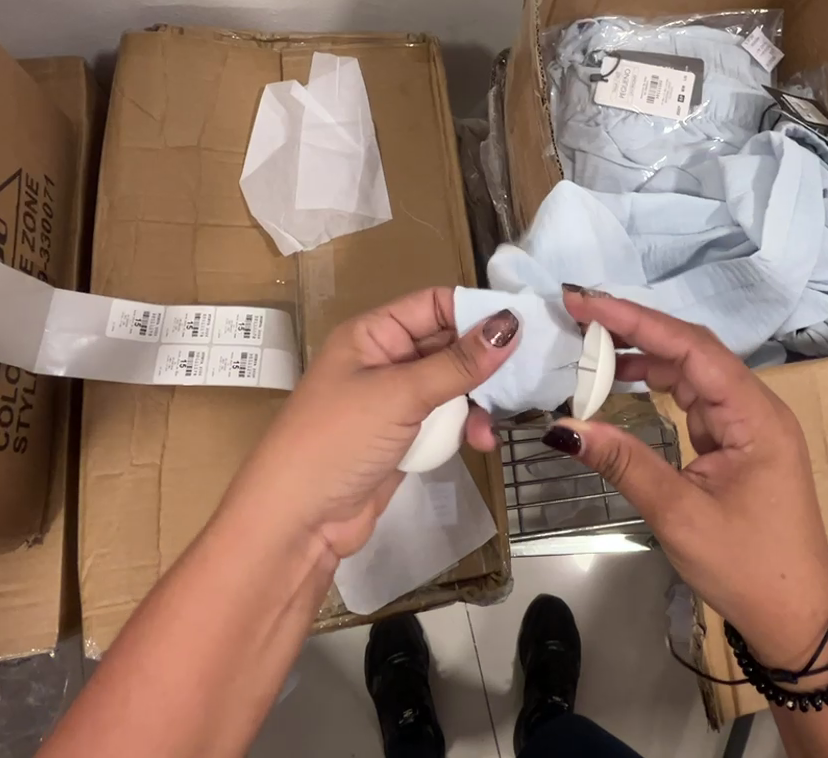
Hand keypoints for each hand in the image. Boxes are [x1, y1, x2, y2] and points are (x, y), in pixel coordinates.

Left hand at [219, 288, 517, 561]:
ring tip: (495, 420)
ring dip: (477, 399)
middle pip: (448, 344)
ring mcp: (395, 400)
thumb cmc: (338, 442)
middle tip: (531, 371)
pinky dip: (465, 426)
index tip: (523, 325)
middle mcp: (385, 359)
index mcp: (373, 333)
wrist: (296, 524)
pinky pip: (445, 419)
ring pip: (452, 384)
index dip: (476, 311)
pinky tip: (480, 442)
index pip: (435, 304)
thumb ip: (458, 363)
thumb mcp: (400, 395)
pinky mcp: (404, 437)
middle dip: (484, 360)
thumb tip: (511, 324)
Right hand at [547, 291, 827, 669]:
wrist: (795, 619)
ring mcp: (745, 422)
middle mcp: (754, 406)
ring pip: (690, 369)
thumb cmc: (747, 567)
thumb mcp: (680, 515)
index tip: (586, 301)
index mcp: (755, 415)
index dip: (636, 320)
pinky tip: (622, 379)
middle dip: (635, 327)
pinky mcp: (733, 439)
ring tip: (589, 342)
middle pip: (691, 349)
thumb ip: (624, 462)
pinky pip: (691, 396)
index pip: (691, 347)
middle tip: (579, 311)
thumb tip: (564, 428)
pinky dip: (654, 383)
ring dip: (642, 354)